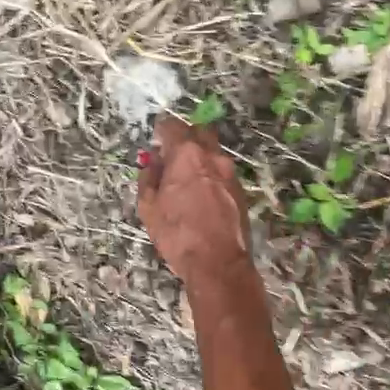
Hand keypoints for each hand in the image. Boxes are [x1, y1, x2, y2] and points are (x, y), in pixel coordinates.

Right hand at [138, 117, 250, 287]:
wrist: (218, 263)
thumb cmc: (177, 235)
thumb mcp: (149, 207)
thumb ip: (149, 178)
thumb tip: (152, 163)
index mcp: (187, 155)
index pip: (173, 127)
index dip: (162, 131)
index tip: (156, 139)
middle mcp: (212, 157)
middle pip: (200, 132)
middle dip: (185, 138)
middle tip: (172, 155)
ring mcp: (230, 174)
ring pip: (214, 153)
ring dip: (200, 158)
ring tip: (186, 179)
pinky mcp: (240, 191)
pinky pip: (223, 173)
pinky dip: (211, 175)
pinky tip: (202, 195)